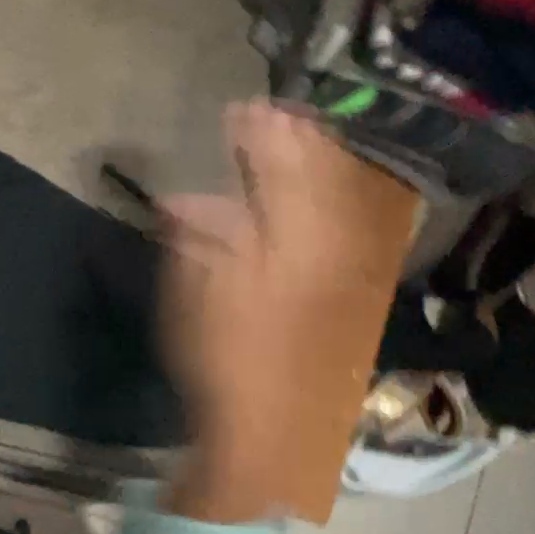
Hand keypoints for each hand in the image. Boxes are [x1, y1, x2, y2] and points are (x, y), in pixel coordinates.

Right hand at [158, 101, 374, 519]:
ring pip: (339, 194)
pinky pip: (344, 222)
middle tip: (270, 115)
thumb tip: (185, 199)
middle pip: (321, 172)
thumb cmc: (227, 359)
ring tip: (292, 140)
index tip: (239, 110)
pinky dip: (326, 197)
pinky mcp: (349, 285)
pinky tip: (309, 194)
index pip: (282, 165)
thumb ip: (199, 239)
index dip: (260, 134)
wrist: (273, 423)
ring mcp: (347, 262)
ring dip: (315, 162)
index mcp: (293, 235)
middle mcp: (331, 238)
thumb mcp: (198, 296)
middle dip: (296, 138)